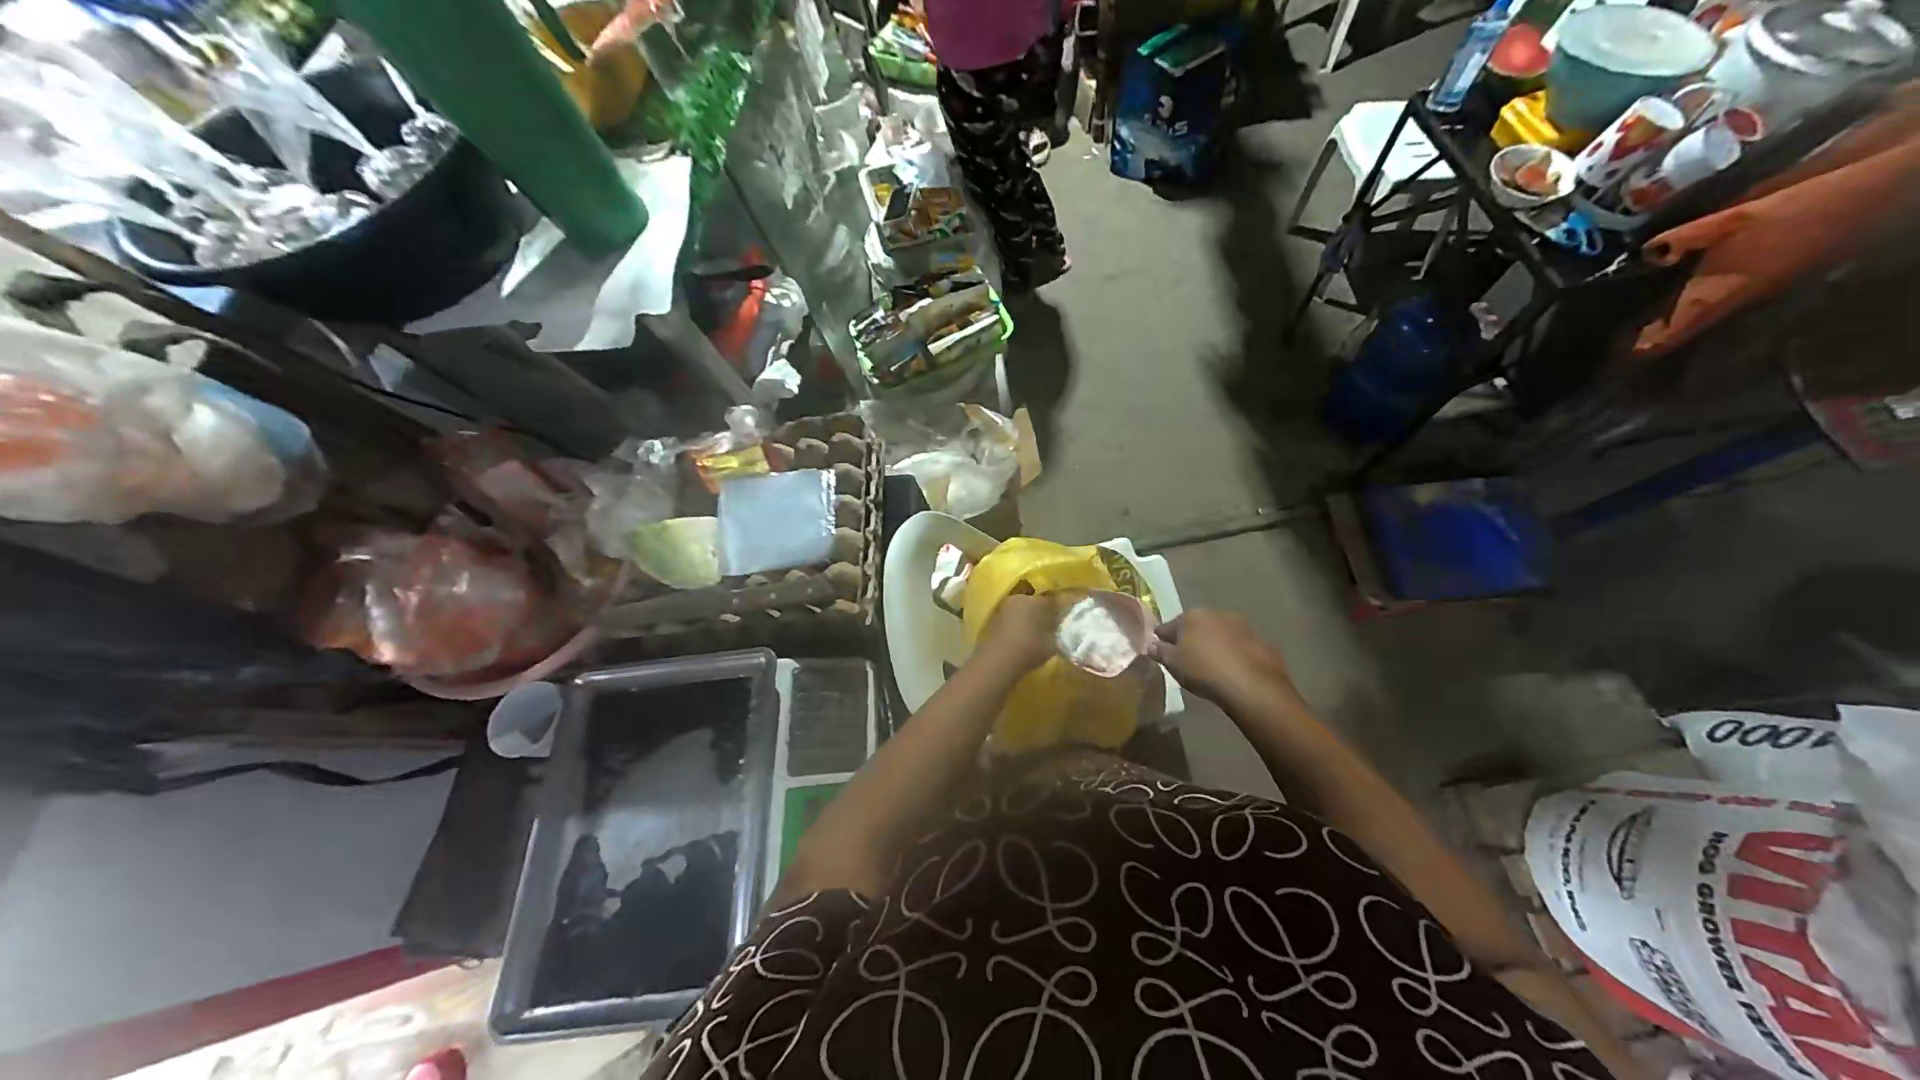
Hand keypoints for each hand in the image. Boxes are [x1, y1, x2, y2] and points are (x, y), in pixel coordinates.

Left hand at [973, 592, 1056, 674]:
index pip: (1053, 601)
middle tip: (1045, 627)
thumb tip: (1056, 627)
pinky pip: (1008, 618)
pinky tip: (1014, 637)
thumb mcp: (1052, 644)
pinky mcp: (991, 617)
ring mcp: (1004, 607)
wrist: (997, 660)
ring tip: (1028, 634)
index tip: (1060, 620)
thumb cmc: (1030, 650)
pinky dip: (1013, 624)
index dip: (1057, 611)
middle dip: (1040, 612)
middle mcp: (1020, 598)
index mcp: (1038, 602)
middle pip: (1034, 602)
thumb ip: (1056, 632)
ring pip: (1019, 609)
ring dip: (1024, 617)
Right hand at [1154, 609, 1296, 708]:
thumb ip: (1159, 652)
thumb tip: (1149, 644)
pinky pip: (1239, 646)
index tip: (1161, 653)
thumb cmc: (1204, 671)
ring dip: (1214, 644)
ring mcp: (1242, 625)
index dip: (1162, 640)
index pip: (1168, 627)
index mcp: (1191, 616)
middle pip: (1196, 627)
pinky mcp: (1261, 640)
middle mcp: (1216, 613)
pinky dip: (1234, 653)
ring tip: (1212, 667)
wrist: (1252, 686)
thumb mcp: (1173, 664)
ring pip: (1219, 634)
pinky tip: (1233, 670)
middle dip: (1190, 640)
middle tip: (1187, 661)